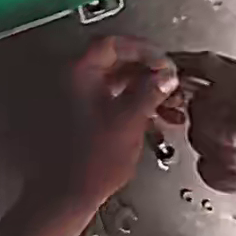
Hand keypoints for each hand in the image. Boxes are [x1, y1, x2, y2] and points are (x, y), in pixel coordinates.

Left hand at [21, 37, 177, 223]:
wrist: (67, 191)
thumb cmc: (89, 160)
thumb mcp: (130, 120)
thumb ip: (149, 91)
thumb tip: (164, 75)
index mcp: (80, 73)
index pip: (112, 44)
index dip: (142, 49)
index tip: (162, 62)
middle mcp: (72, 80)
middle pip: (114, 62)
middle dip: (146, 72)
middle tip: (168, 83)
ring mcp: (73, 98)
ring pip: (113, 82)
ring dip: (142, 90)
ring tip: (166, 105)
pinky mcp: (78, 116)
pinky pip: (108, 99)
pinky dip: (130, 104)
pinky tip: (150, 118)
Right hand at [160, 53, 235, 235]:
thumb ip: (231, 77)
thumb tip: (198, 61)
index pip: (206, 67)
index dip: (184, 70)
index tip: (169, 80)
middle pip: (196, 106)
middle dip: (213, 124)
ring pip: (198, 137)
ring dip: (222, 152)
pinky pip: (206, 166)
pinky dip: (223, 174)